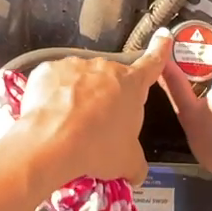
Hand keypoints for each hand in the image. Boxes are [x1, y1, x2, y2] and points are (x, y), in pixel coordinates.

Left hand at [9, 33, 171, 188]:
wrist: (52, 142)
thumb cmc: (98, 148)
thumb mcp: (127, 162)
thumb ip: (137, 164)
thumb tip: (136, 173)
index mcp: (131, 85)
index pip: (152, 63)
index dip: (160, 51)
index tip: (163, 37)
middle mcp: (105, 68)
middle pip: (110, 79)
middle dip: (107, 96)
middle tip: (97, 124)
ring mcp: (74, 65)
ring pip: (80, 79)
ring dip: (78, 95)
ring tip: (70, 123)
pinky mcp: (48, 69)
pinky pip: (54, 81)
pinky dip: (53, 95)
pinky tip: (50, 116)